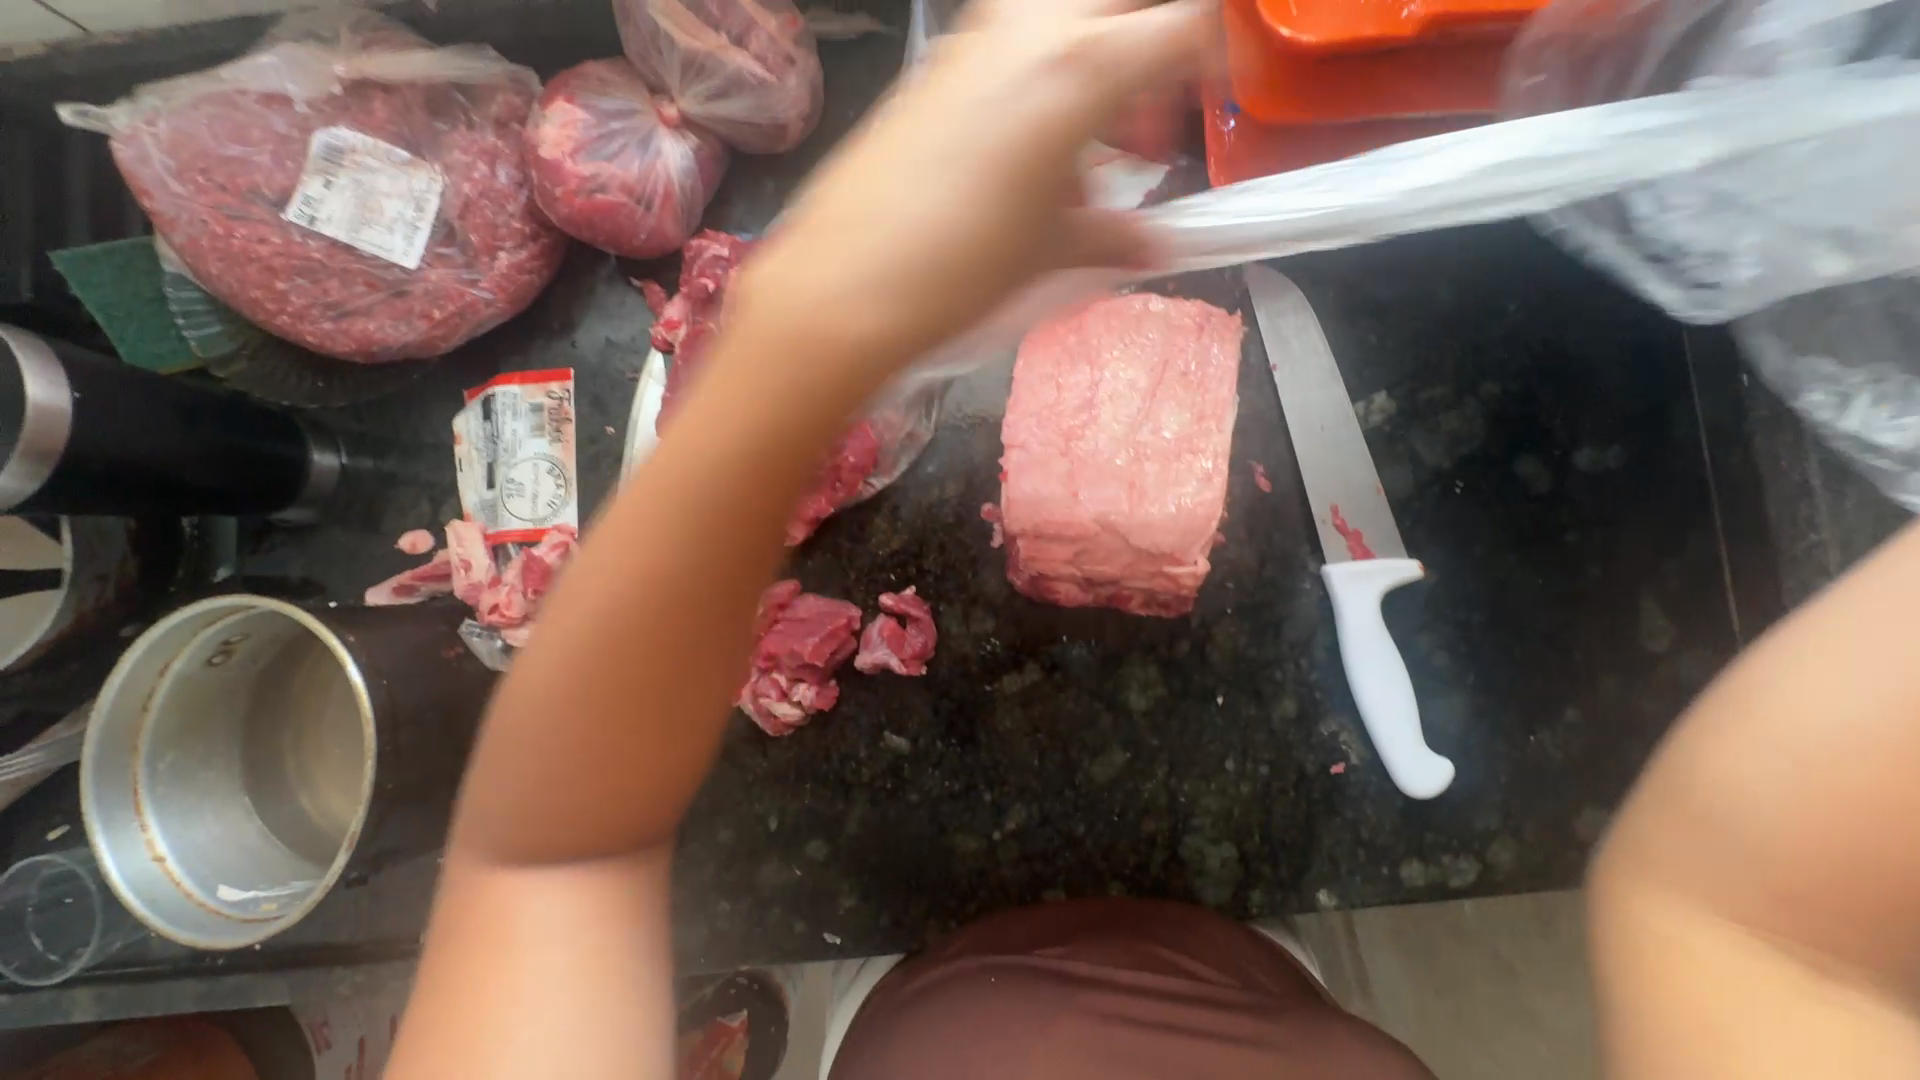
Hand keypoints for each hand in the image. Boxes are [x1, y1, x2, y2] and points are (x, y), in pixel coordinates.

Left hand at [733, 0, 1217, 375]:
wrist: (845, 284)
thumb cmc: (962, 270)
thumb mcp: (1051, 253)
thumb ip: (1112, 235)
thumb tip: (1153, 246)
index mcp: (1081, 68)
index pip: (1183, 26)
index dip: (1210, 62)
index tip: (1205, 107)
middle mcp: (1030, 29)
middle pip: (1119, 4)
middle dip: (1148, 49)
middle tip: (1144, 124)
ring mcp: (975, 39)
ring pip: (1061, 15)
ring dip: (1091, 62)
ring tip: (1086, 151)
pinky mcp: (935, 65)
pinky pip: (1008, 41)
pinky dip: (1037, 79)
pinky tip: (1026, 156)